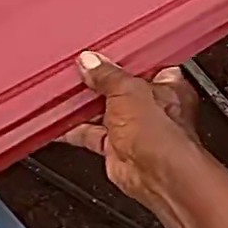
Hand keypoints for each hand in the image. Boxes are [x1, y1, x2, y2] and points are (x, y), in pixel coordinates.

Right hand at [60, 51, 203, 208]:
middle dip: (99, 84)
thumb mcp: (129, 90)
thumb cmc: (162, 134)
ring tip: (61, 94)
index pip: (148, 68)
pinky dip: (72, 130)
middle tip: (77, 74)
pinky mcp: (118, 148)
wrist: (156, 172)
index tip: (103, 55)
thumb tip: (92, 61)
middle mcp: (155, 108)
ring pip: (104, 112)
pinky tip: (57, 123)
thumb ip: (108, 75)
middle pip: (121, 90)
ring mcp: (137, 129)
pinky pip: (90, 134)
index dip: (126, 62)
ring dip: (83, 106)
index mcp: (170, 88)